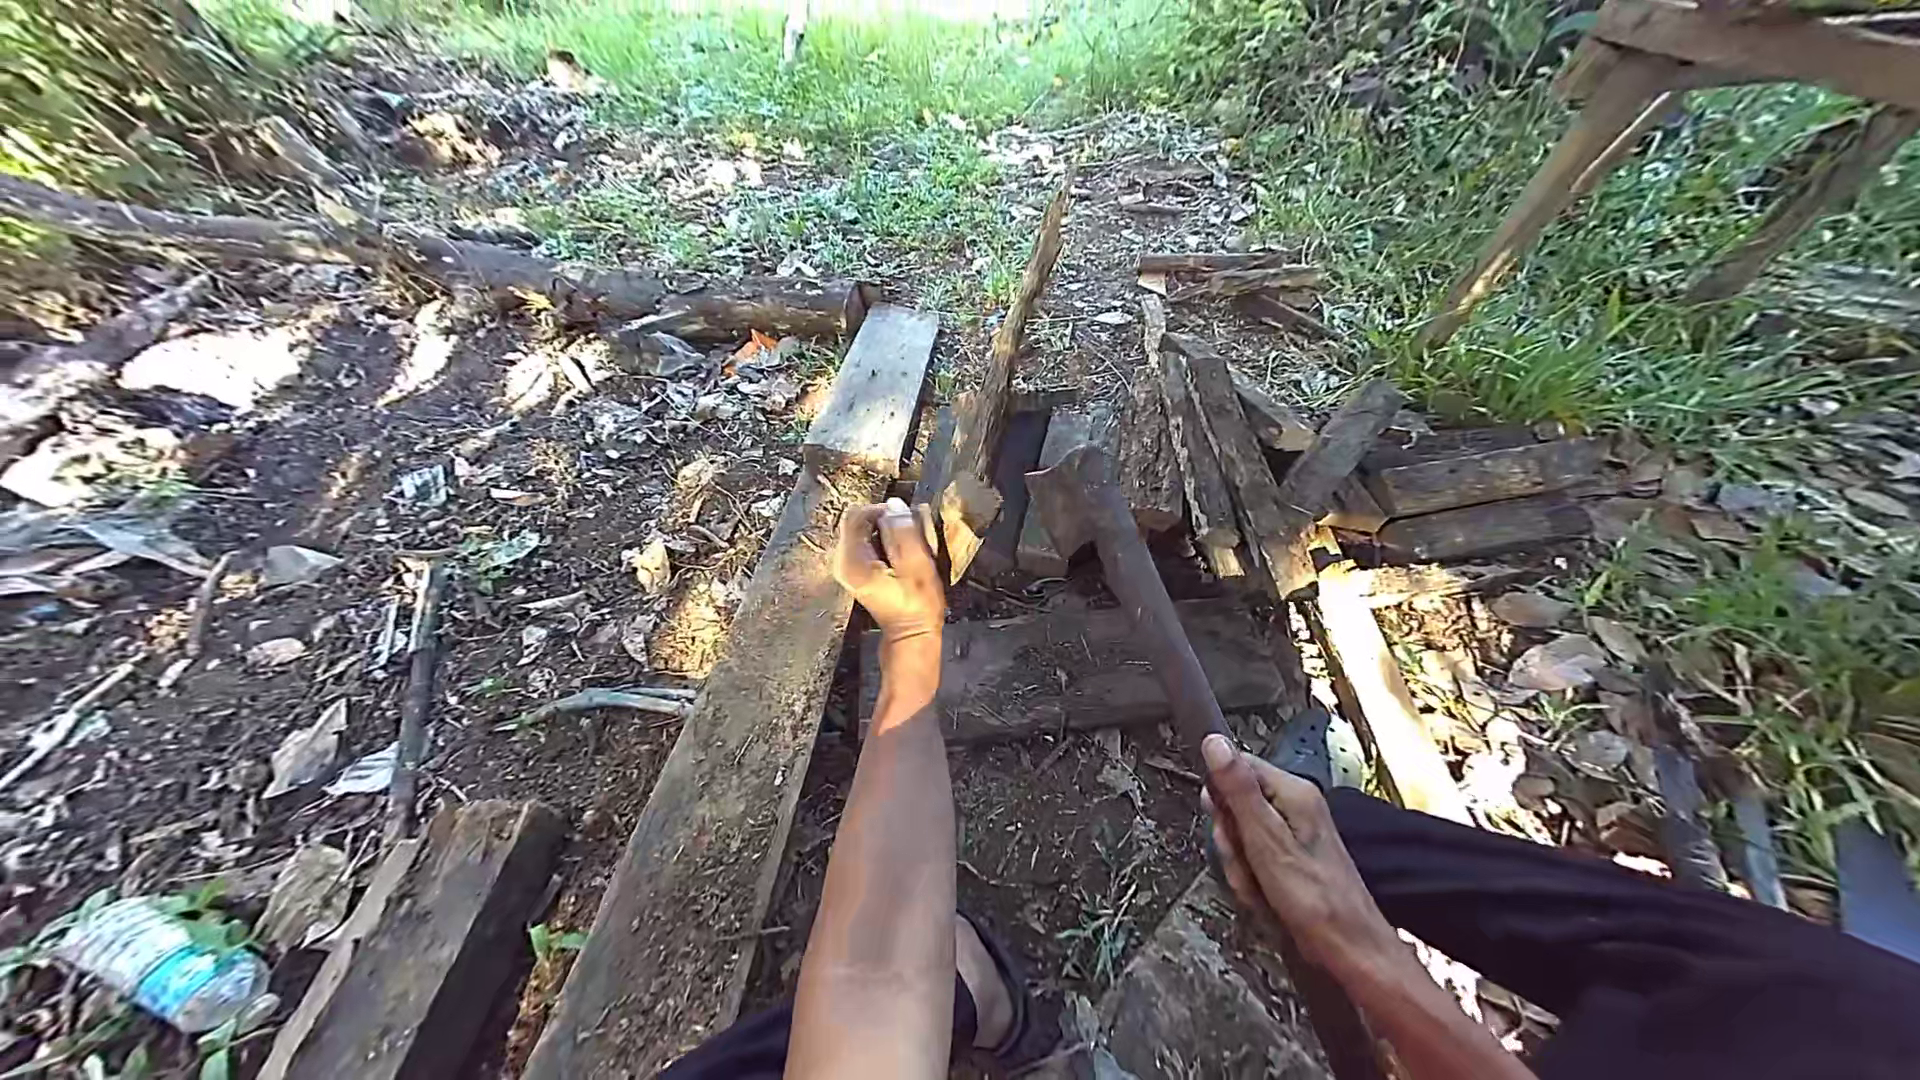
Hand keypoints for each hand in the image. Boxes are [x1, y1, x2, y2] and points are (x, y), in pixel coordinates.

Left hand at [833, 498, 944, 644]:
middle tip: (912, 537)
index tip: (907, 522)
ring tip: (910, 548)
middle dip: (888, 522)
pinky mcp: (855, 569)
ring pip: (866, 530)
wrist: (912, 633)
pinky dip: (886, 542)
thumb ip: (904, 532)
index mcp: (851, 560)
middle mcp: (841, 561)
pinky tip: (902, 556)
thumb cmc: (918, 605)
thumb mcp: (917, 565)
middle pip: (860, 521)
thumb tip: (894, 505)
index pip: (858, 515)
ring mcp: (846, 566)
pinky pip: (868, 542)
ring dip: (890, 532)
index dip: (884, 511)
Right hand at [1201, 734, 1401, 979]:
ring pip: (1240, 833)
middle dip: (1230, 838)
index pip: (1234, 765)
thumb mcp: (1266, 840)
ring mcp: (1293, 831)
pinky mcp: (1291, 855)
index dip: (1220, 795)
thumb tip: (1214, 741)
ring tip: (1259, 884)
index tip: (1226, 824)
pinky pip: (1253, 855)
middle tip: (1246, 861)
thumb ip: (1237, 789)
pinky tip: (1265, 895)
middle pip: (1234, 802)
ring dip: (1240, 863)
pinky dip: (1252, 877)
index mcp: (1292, 791)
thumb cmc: (1316, 902)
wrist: (1354, 956)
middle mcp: (1294, 805)